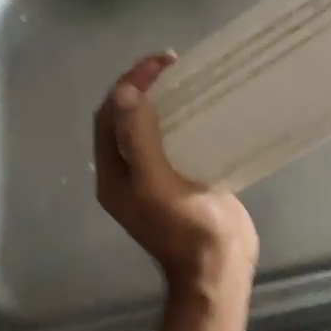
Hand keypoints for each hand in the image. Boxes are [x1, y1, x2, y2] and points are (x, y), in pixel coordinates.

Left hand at [96, 53, 259, 291]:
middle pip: (128, 117)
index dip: (129, 84)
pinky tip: (205, 105)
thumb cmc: (186, 228)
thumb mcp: (157, 183)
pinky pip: (176, 137)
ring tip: (188, 76)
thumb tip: (126, 92)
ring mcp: (156, 177)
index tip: (159, 63)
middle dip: (144, 86)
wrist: (219, 267)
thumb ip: (139, 139)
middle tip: (172, 63)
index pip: (110, 116)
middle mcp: (129, 173)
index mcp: (114, 175)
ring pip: (152, 125)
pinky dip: (184, 116)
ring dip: (164, 99)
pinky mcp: (182, 178)